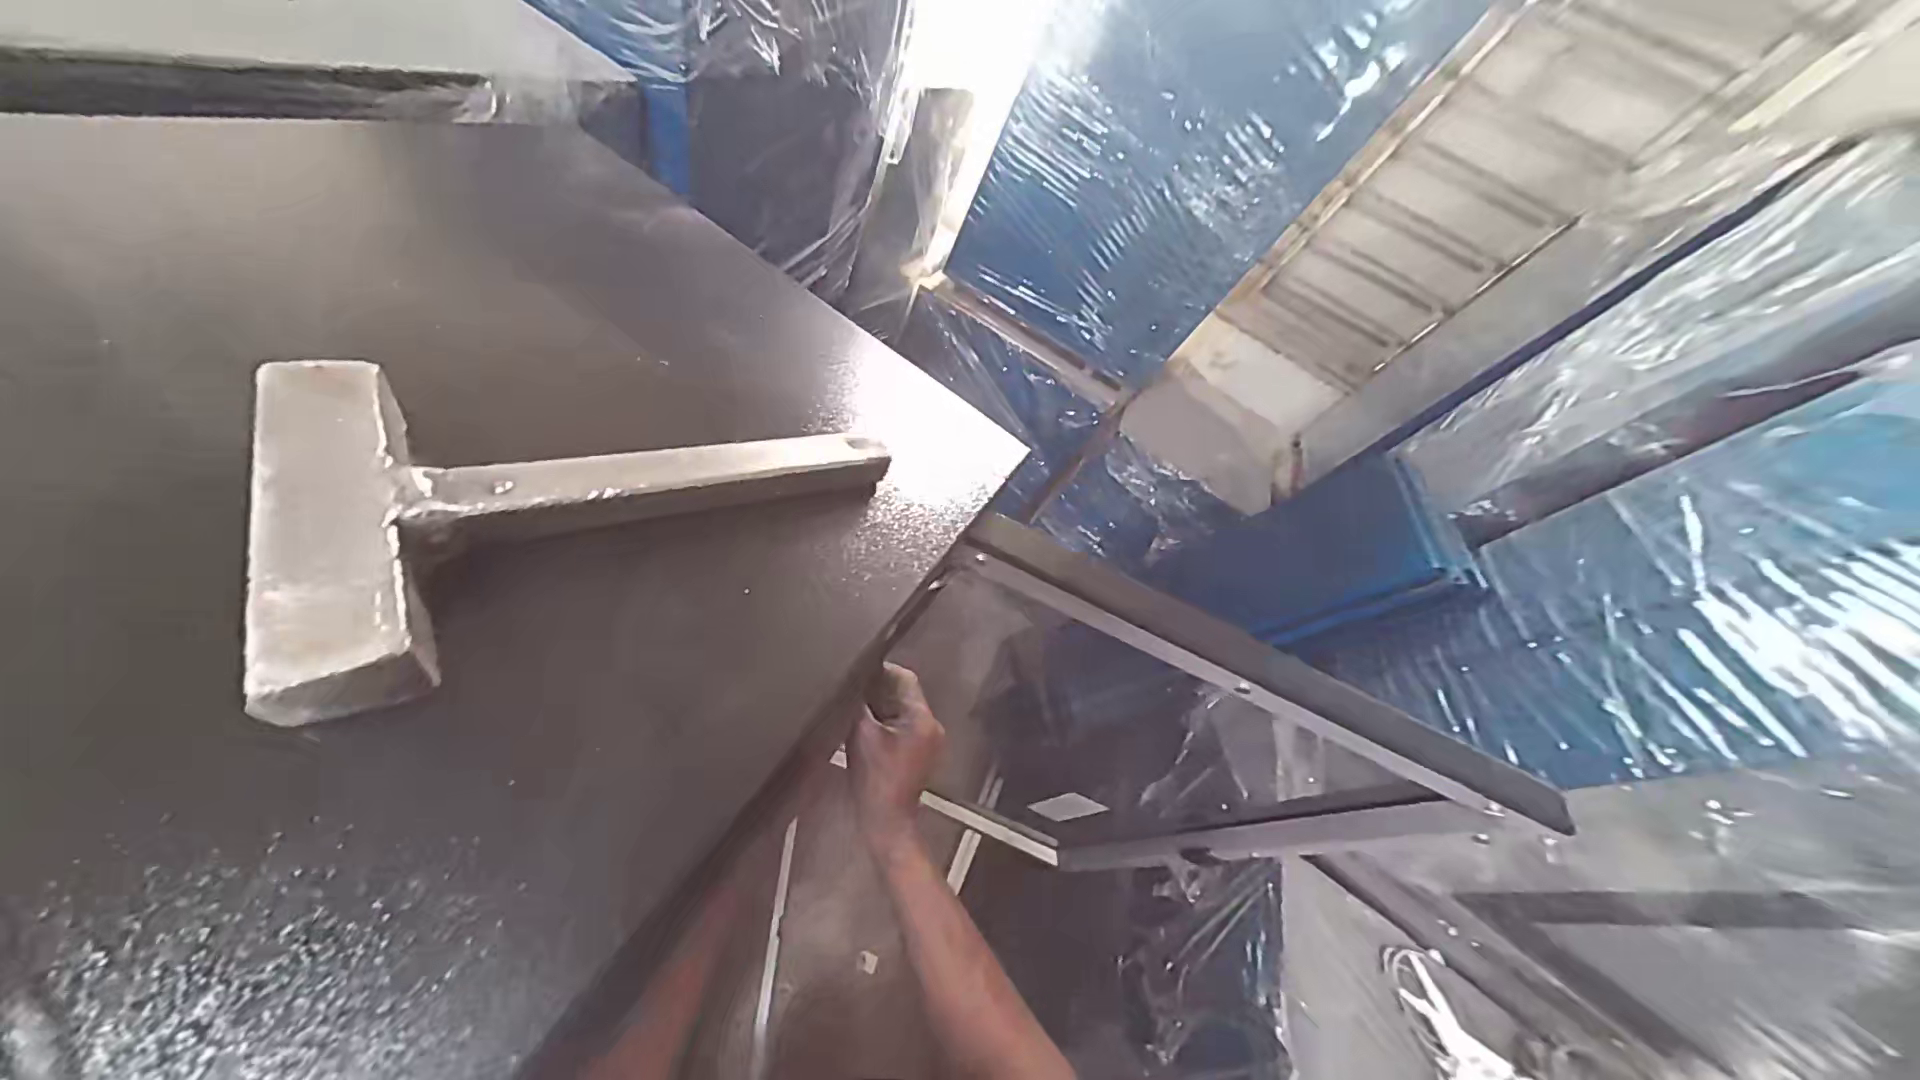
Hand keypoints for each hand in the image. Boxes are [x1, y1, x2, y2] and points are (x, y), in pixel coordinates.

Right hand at [848, 662, 945, 861]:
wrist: (886, 822)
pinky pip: (902, 726)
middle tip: (852, 687)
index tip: (858, 670)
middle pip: (904, 693)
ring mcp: (928, 741)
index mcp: (923, 718)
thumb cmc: (875, 779)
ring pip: (901, 709)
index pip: (905, 678)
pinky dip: (884, 722)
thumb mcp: (861, 735)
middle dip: (878, 689)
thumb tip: (851, 682)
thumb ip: (858, 703)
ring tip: (855, 705)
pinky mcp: (919, 753)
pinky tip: (865, 726)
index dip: (881, 670)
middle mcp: (931, 725)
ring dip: (880, 706)